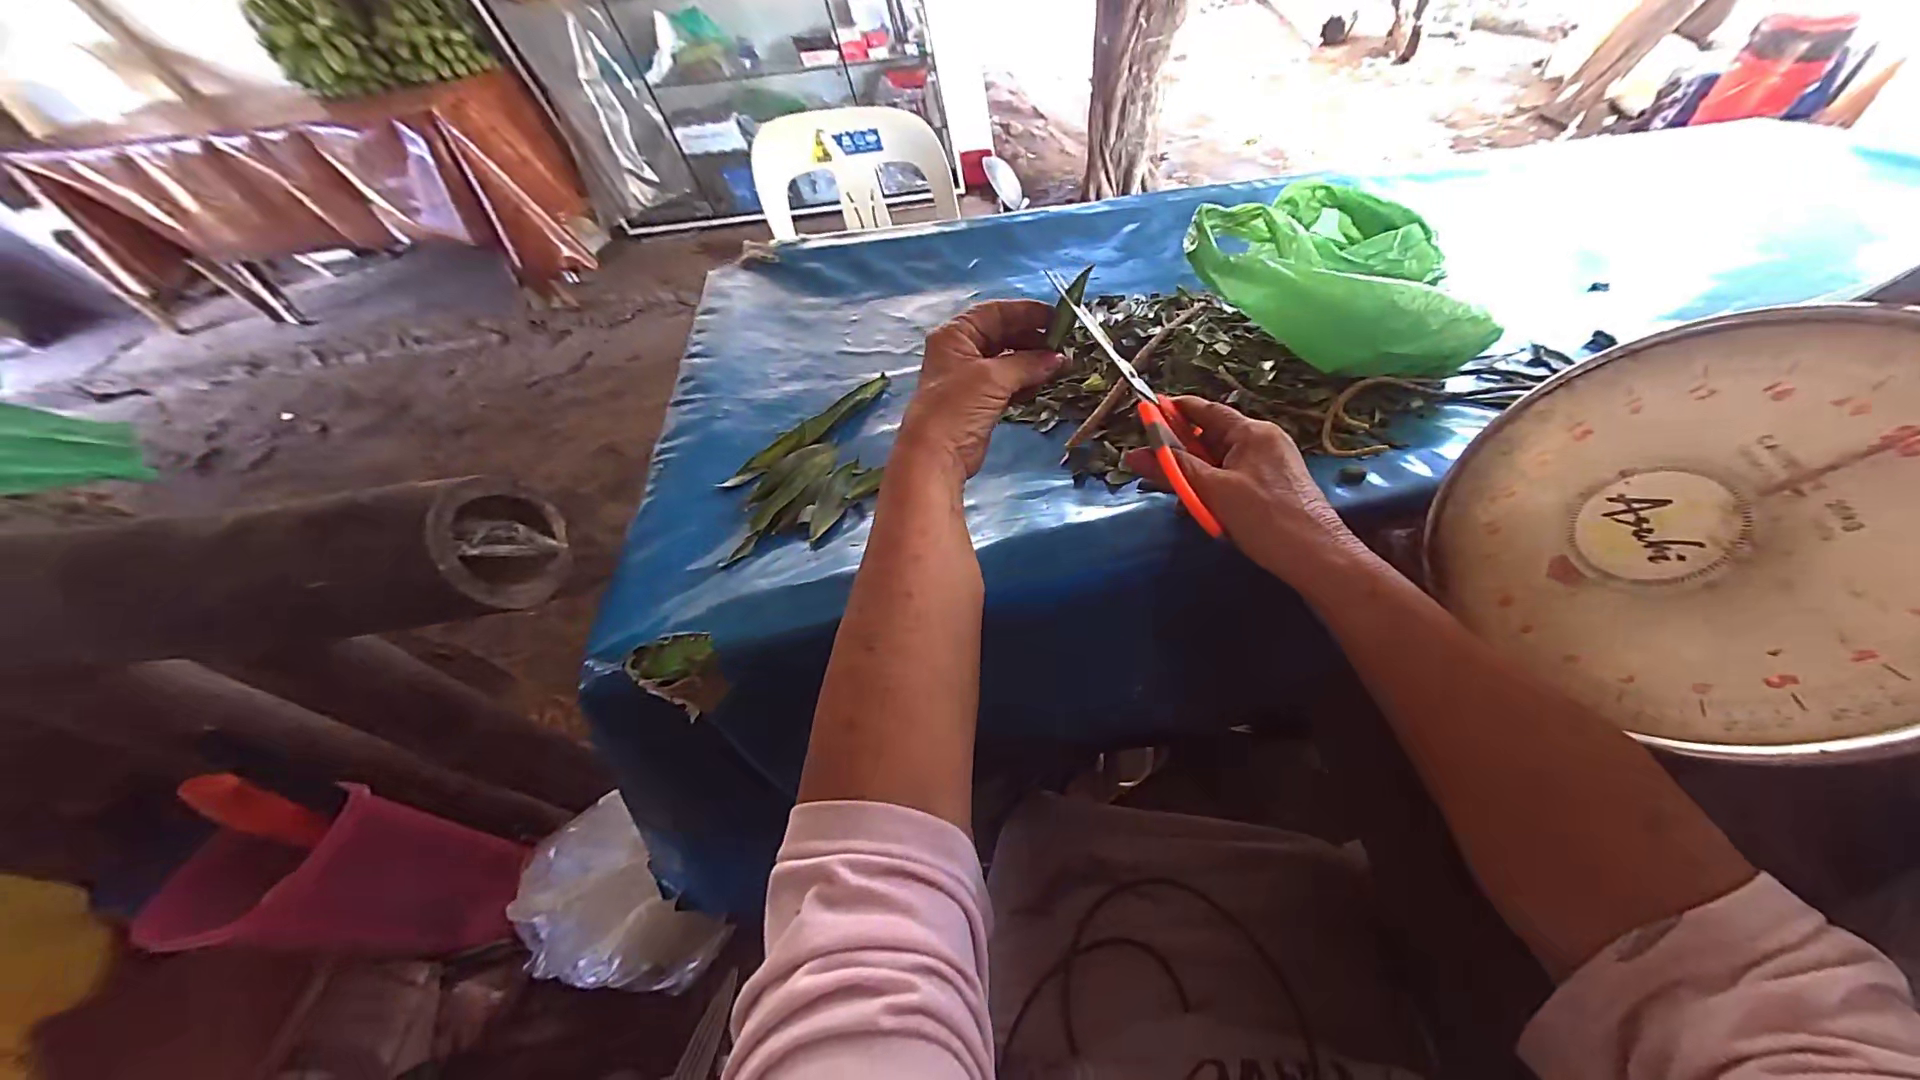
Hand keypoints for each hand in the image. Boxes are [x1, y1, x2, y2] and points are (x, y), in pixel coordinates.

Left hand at [897, 300, 1062, 481]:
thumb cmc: (956, 407)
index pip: (995, 313)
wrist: (936, 455)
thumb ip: (1028, 363)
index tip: (1058, 317)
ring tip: (1060, 365)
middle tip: (1064, 345)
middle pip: (1003, 335)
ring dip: (1033, 362)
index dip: (1027, 312)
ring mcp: (971, 378)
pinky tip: (1044, 383)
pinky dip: (1026, 382)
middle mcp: (961, 352)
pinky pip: (1009, 384)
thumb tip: (1059, 358)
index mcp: (955, 335)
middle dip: (1033, 339)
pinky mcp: (980, 402)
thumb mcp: (992, 378)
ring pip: (1008, 361)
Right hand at [1125, 396, 1369, 580]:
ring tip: (1171, 491)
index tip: (1148, 410)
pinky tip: (1197, 507)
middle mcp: (1263, 442)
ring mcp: (1269, 465)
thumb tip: (1134, 454)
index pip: (1207, 411)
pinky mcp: (1270, 488)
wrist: (1315, 557)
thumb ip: (1173, 469)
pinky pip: (1230, 479)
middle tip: (1149, 460)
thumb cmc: (1264, 517)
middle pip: (1211, 437)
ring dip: (1193, 474)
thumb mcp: (1213, 490)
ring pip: (1219, 462)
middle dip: (1179, 449)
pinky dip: (1211, 488)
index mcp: (1253, 433)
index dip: (1176, 409)